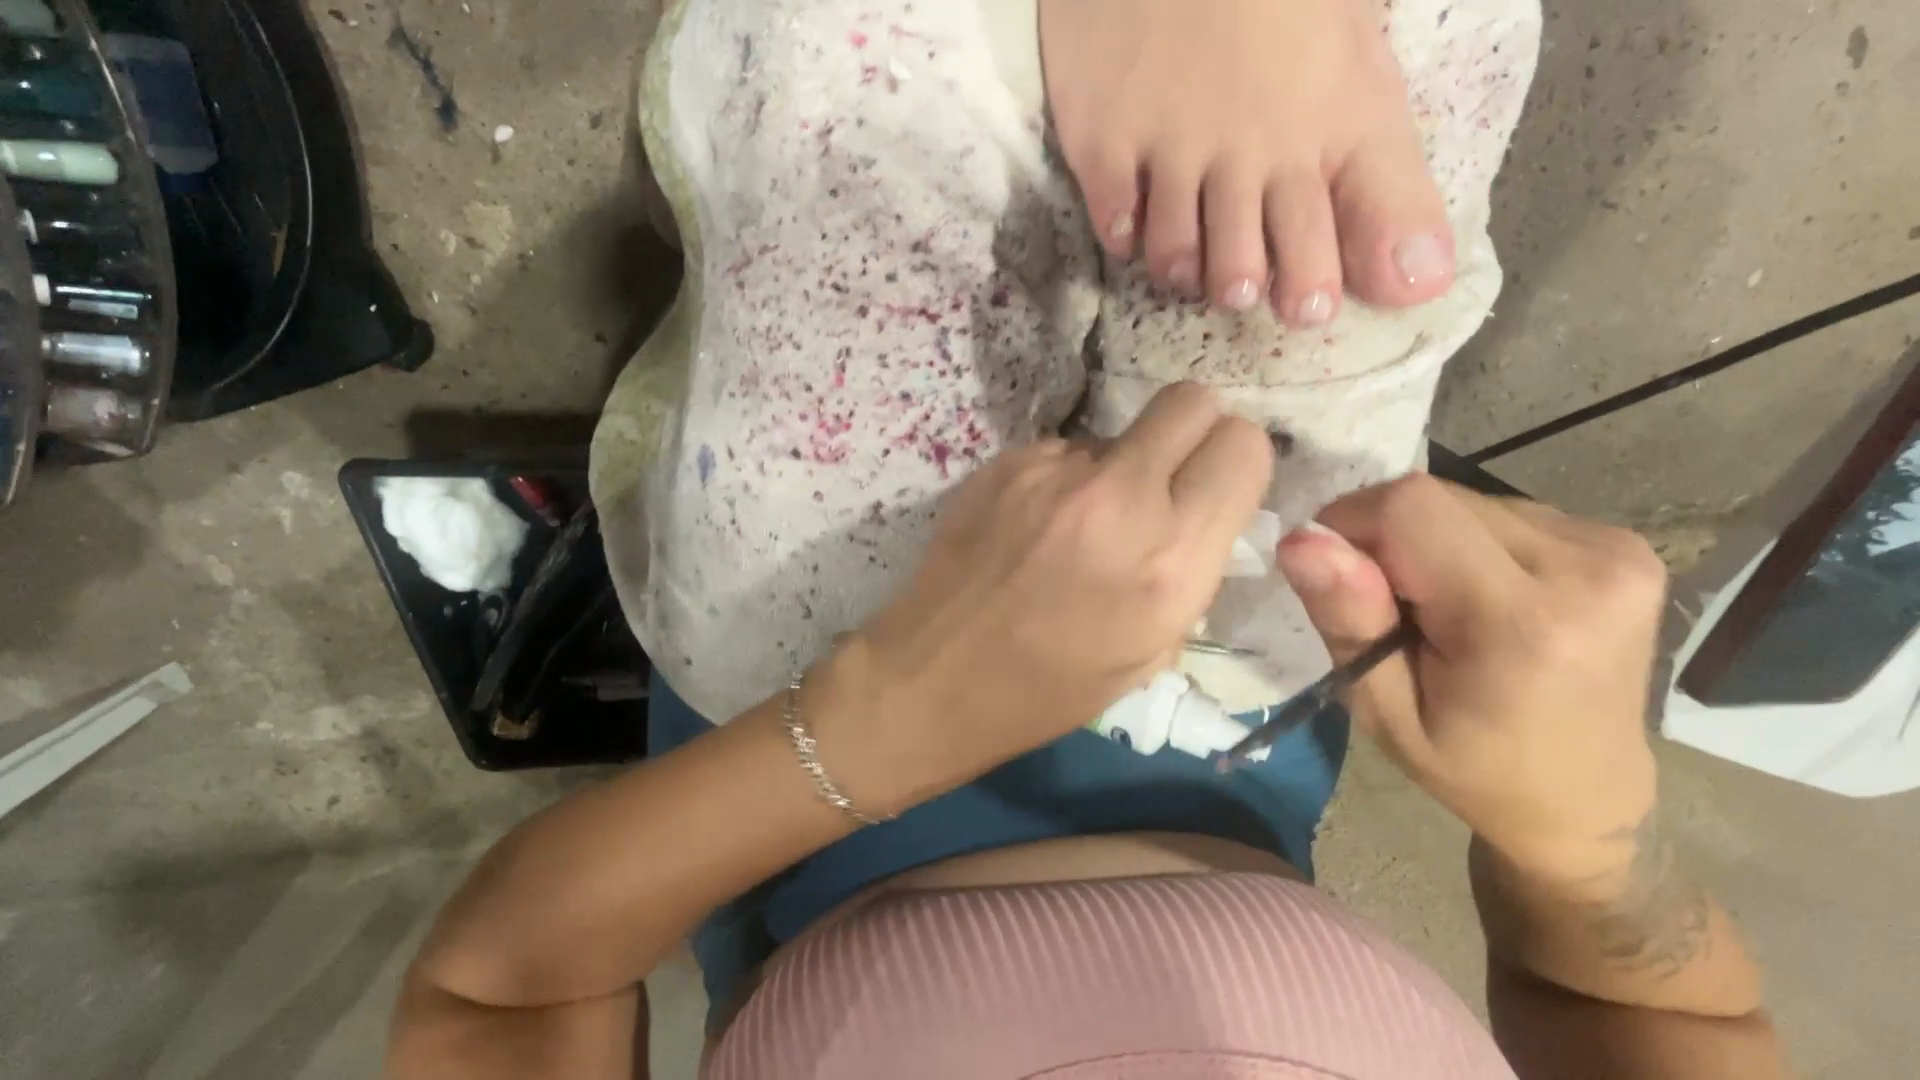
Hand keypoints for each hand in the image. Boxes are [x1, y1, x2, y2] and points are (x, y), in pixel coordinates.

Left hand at [830, 384, 1271, 805]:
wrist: (933, 679)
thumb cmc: (1050, 690)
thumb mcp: (1153, 651)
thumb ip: (1194, 568)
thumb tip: (1201, 510)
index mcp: (1172, 562)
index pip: (1243, 446)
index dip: (1235, 461)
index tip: (1215, 487)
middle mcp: (1120, 500)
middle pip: (1191, 401)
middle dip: (1191, 431)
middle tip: (1167, 479)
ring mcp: (1054, 472)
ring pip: (1118, 430)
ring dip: (1118, 465)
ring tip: (1082, 525)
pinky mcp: (1004, 461)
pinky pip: (1062, 451)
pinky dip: (1063, 479)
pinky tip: (1035, 527)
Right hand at [1039, 0, 1451, 324]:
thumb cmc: (1281, 6)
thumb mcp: (1360, 80)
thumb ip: (1387, 188)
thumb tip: (1423, 286)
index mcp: (1328, 127)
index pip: (1335, 239)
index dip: (1318, 286)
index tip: (1306, 308)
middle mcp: (1251, 152)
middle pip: (1247, 265)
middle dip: (1248, 289)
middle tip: (1244, 287)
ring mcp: (1173, 148)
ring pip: (1176, 258)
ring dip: (1184, 270)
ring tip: (1187, 258)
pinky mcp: (1106, 144)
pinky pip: (1115, 222)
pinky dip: (1125, 234)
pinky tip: (1132, 217)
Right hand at [1275, 476, 1668, 882]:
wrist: (1585, 794)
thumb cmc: (1471, 766)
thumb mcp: (1385, 713)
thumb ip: (1349, 622)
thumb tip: (1301, 540)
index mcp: (1524, 623)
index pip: (1411, 508)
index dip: (1352, 524)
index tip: (1340, 579)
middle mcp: (1587, 569)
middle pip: (1437, 497)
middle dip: (1390, 539)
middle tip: (1392, 609)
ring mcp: (1617, 550)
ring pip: (1468, 499)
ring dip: (1431, 541)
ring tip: (1442, 609)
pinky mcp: (1625, 542)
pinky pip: (1505, 511)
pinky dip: (1471, 544)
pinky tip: (1484, 596)